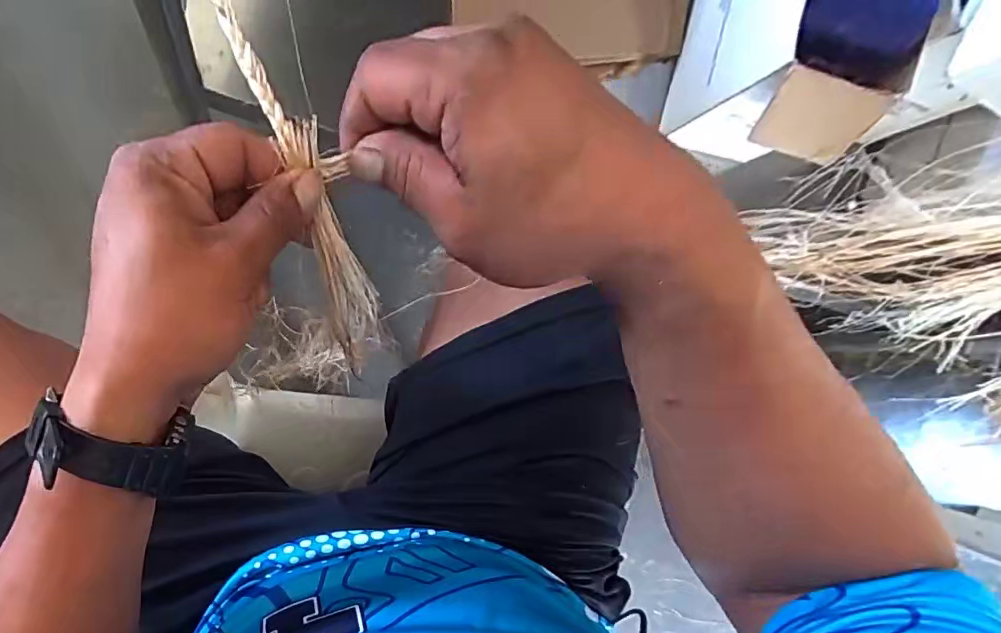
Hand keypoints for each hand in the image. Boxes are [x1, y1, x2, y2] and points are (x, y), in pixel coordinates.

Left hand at [69, 124, 321, 441]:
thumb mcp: (238, 263)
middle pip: (228, 183)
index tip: (311, 214)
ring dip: (246, 258)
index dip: (279, 175)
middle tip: (270, 267)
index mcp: (154, 167)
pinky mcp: (151, 260)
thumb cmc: (180, 320)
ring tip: (240, 297)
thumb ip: (277, 214)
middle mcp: (143, 184)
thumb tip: (311, 181)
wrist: (131, 389)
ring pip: (221, 221)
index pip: (235, 145)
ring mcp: (144, 225)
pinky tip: (226, 306)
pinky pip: (203, 248)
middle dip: (258, 227)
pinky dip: (224, 273)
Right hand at [340, 18, 736, 288]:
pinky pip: (477, 67)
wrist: (645, 216)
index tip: (366, 173)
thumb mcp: (459, 217)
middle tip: (402, 176)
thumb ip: (404, 174)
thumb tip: (364, 153)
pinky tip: (473, 151)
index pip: (374, 72)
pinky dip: (456, 104)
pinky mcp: (545, 61)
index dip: (355, 123)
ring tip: (441, 169)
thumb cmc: (547, 227)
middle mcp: (493, 38)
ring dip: (422, 111)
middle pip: (405, 58)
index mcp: (465, 74)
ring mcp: (525, 44)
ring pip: (440, 61)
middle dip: (388, 115)